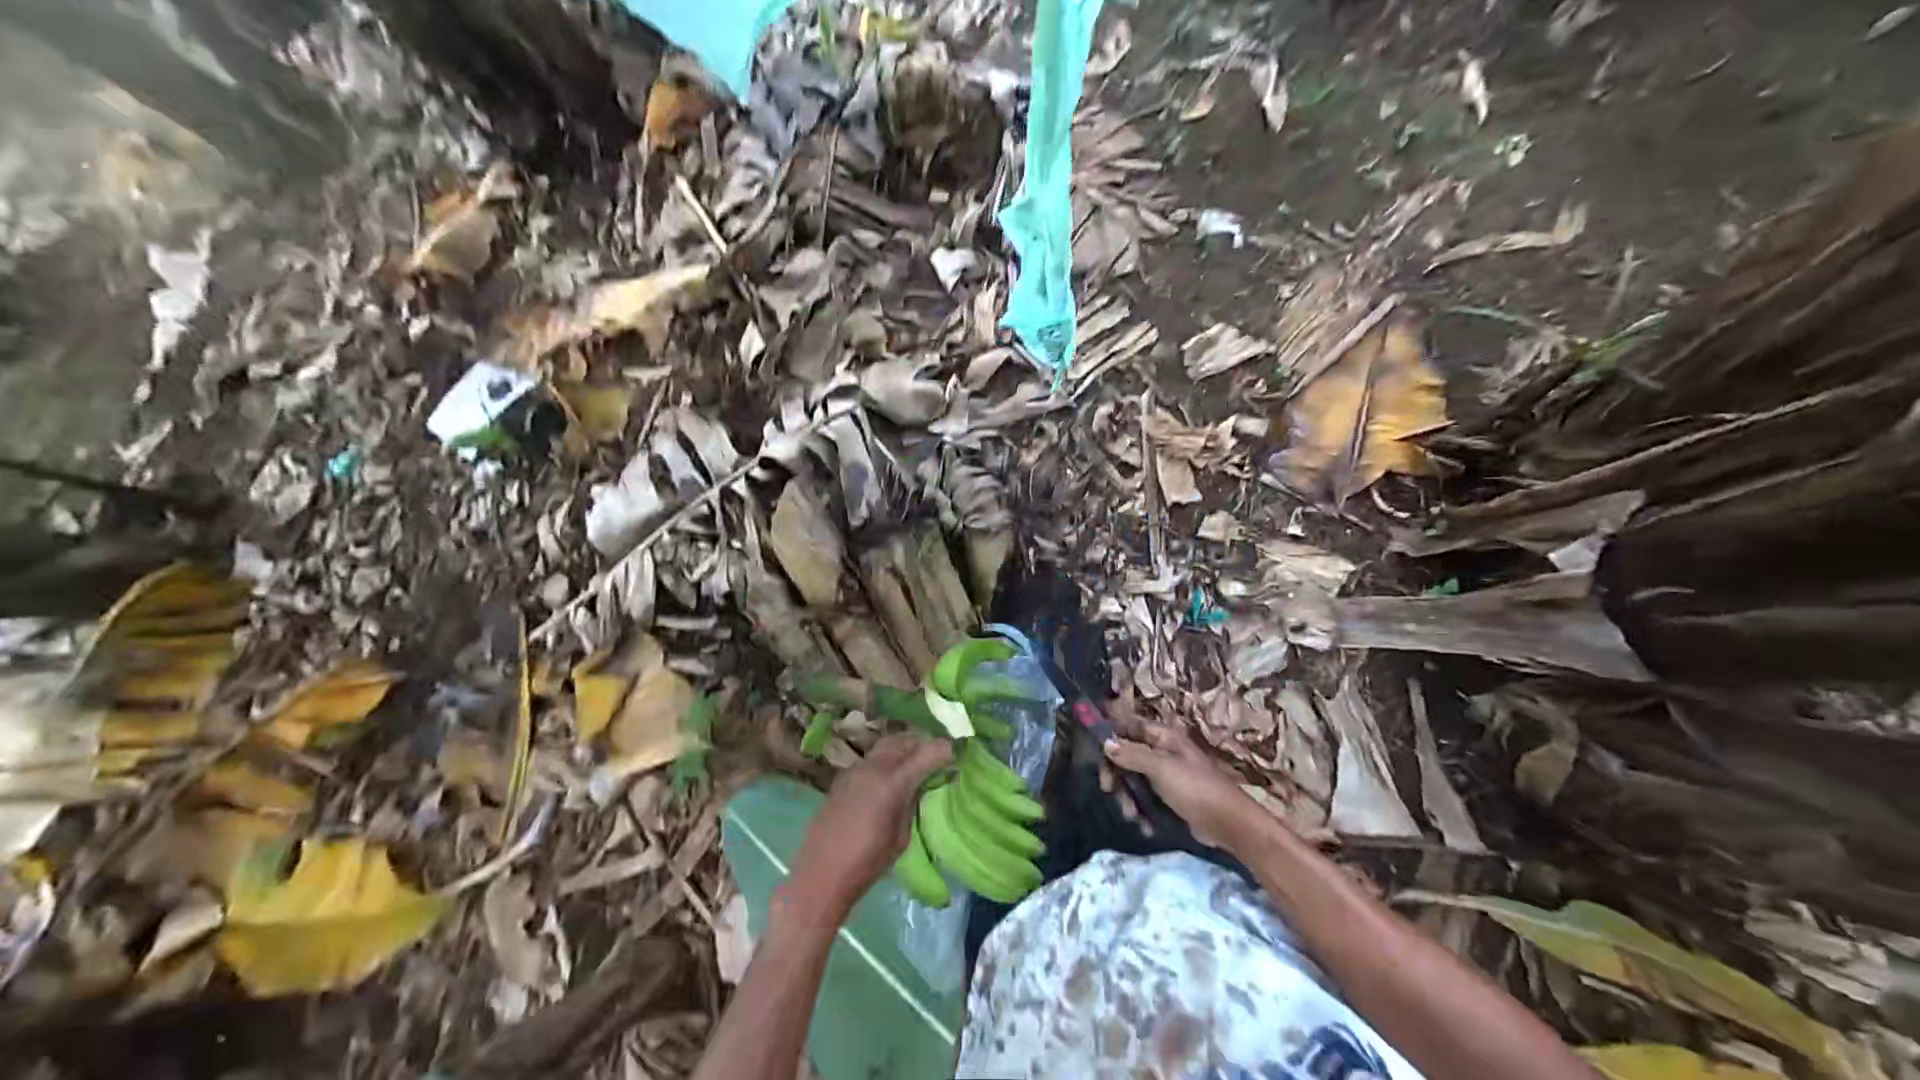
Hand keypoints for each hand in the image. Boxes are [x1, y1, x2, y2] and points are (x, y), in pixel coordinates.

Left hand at [785, 734, 952, 921]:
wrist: (819, 876)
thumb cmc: (866, 864)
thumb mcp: (901, 837)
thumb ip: (912, 803)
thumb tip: (921, 784)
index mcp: (892, 782)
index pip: (927, 751)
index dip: (945, 750)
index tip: (957, 756)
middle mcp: (873, 767)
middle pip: (905, 740)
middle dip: (924, 743)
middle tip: (938, 757)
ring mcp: (855, 769)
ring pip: (887, 745)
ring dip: (905, 749)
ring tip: (917, 765)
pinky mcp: (843, 777)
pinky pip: (872, 758)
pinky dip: (888, 758)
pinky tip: (893, 777)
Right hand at [1103, 725, 1261, 849]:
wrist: (1229, 824)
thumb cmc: (1195, 788)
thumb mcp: (1161, 768)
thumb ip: (1132, 754)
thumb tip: (1106, 742)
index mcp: (1164, 737)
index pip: (1130, 725)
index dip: (1111, 732)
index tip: (1093, 747)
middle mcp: (1163, 752)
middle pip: (1127, 754)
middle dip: (1116, 772)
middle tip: (1108, 788)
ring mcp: (1166, 775)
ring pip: (1134, 778)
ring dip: (1128, 796)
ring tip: (1130, 814)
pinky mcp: (1169, 797)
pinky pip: (1146, 797)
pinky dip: (1141, 809)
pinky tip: (1143, 824)